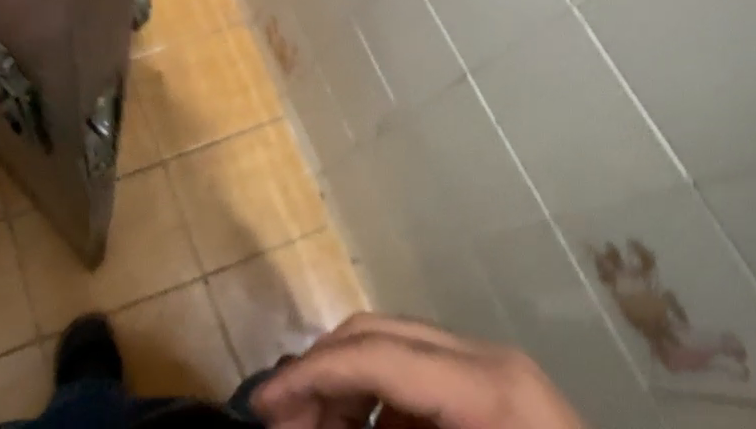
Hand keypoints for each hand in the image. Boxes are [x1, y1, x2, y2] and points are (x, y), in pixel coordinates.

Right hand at [252, 313, 586, 428]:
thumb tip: (297, 424)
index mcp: (484, 385)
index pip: (370, 355)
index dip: (306, 378)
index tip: (258, 407)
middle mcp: (487, 360)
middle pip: (375, 335)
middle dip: (319, 376)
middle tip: (280, 422)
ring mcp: (495, 372)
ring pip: (392, 351)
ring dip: (346, 389)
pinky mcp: (497, 391)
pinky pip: (420, 378)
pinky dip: (381, 404)